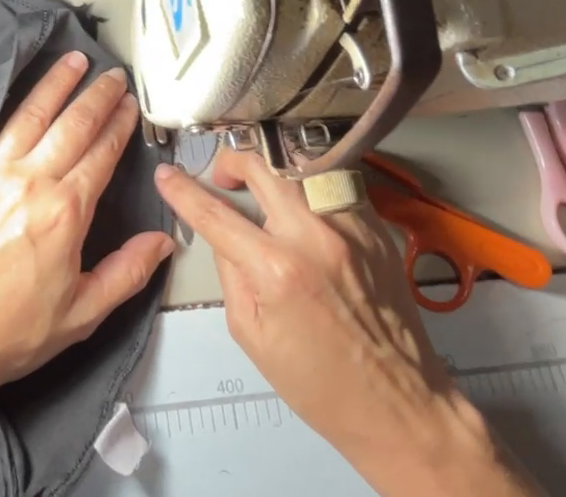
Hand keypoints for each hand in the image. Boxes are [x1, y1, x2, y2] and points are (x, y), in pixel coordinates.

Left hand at [0, 52, 174, 409]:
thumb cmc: (2, 332)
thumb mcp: (80, 315)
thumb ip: (126, 274)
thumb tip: (161, 244)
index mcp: (66, 212)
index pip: (101, 153)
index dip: (119, 125)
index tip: (129, 106)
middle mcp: (31, 182)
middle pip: (72, 124)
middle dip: (96, 95)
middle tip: (111, 75)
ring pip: (32, 114)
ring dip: (56, 85)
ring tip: (71, 62)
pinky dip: (9, 106)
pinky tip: (16, 94)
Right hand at [155, 151, 531, 496]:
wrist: (399, 404)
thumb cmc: (319, 384)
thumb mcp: (250, 334)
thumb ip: (231, 272)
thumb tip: (223, 232)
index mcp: (277, 269)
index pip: (215, 214)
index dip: (182, 190)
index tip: (166, 175)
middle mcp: (316, 236)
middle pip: (262, 166)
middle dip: (232, 162)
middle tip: (223, 177)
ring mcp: (352, 227)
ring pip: (302, 167)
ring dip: (274, 172)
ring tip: (265, 192)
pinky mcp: (377, 228)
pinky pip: (336, 186)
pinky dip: (312, 189)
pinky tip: (307, 214)